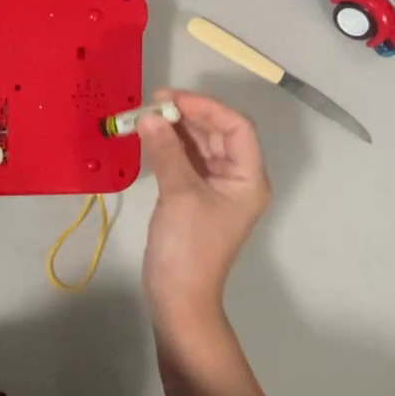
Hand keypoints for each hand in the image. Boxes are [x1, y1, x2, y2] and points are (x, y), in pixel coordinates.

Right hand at [138, 91, 270, 318]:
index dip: (206, 107)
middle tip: (151, 104)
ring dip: (174, 131)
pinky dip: (168, 150)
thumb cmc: (188, 247)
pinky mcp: (193, 200)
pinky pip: (185, 164)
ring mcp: (214, 190)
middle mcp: (237, 179)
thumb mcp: (179, 195)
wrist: (178, 296)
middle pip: (218, 135)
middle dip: (187, 116)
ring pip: (199, 148)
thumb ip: (166, 152)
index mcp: (248, 178)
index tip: (170, 99)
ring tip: (145, 118)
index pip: (236, 128)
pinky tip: (149, 140)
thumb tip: (149, 117)